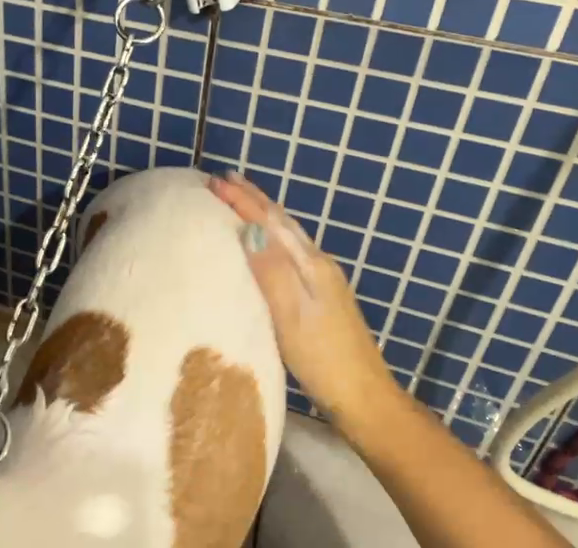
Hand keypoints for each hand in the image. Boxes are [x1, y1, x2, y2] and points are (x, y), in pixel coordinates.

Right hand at [209, 172, 396, 423]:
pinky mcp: (321, 295)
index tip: (213, 180)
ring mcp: (323, 279)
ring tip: (240, 198)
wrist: (364, 398)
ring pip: (287, 234)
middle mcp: (319, 264)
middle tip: (225, 178)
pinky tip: (263, 242)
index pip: (271, 222)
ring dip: (262, 212)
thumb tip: (249, 227)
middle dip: (253, 197)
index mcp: (311, 264)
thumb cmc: (322, 358)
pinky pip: (289, 250)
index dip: (242, 200)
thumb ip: (271, 270)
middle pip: (282, 221)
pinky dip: (271, 234)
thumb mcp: (292, 314)